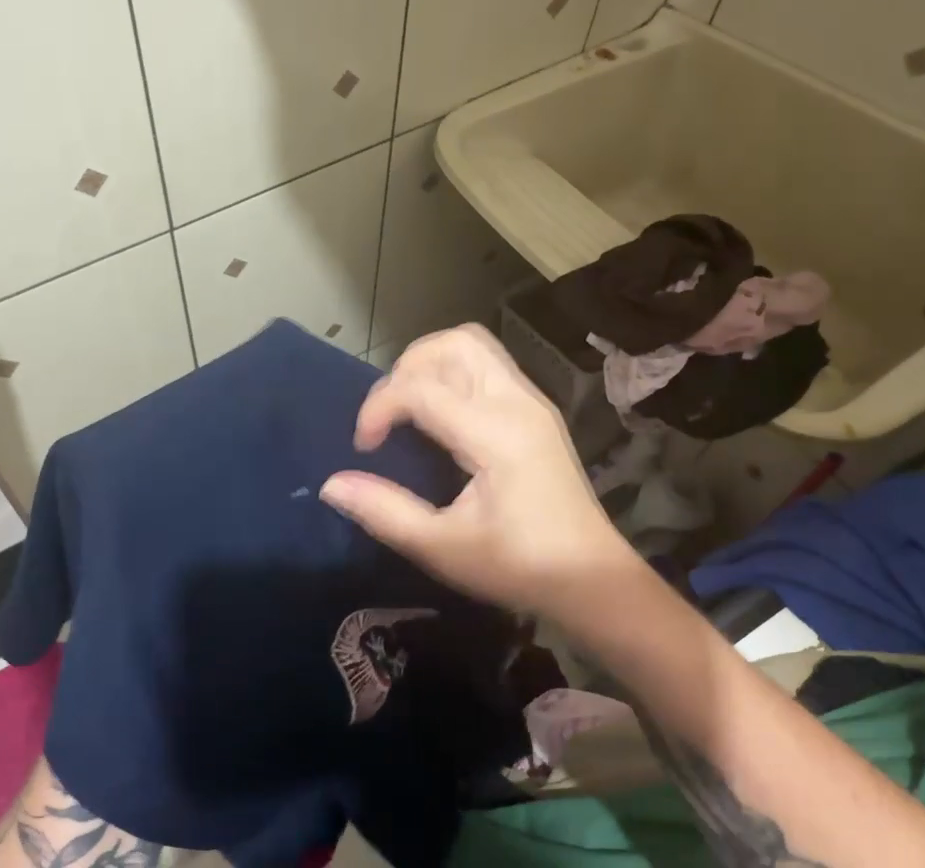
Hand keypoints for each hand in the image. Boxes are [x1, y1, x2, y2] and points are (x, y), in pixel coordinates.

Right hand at [320, 324, 632, 611]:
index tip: (363, 448)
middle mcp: (517, 403)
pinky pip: (488, 365)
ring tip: (409, 408)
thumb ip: (384, 512)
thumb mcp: (443, 547)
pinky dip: (453, 373)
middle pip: (453, 343)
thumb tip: (331, 485)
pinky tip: (440, 417)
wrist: (593, 581)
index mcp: (496, 434)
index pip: (420, 388)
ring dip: (431, 364)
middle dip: (406, 367)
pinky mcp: (537, 411)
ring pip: (474, 346)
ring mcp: (532, 402)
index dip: (378, 409)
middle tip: (389, 415)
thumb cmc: (519, 566)